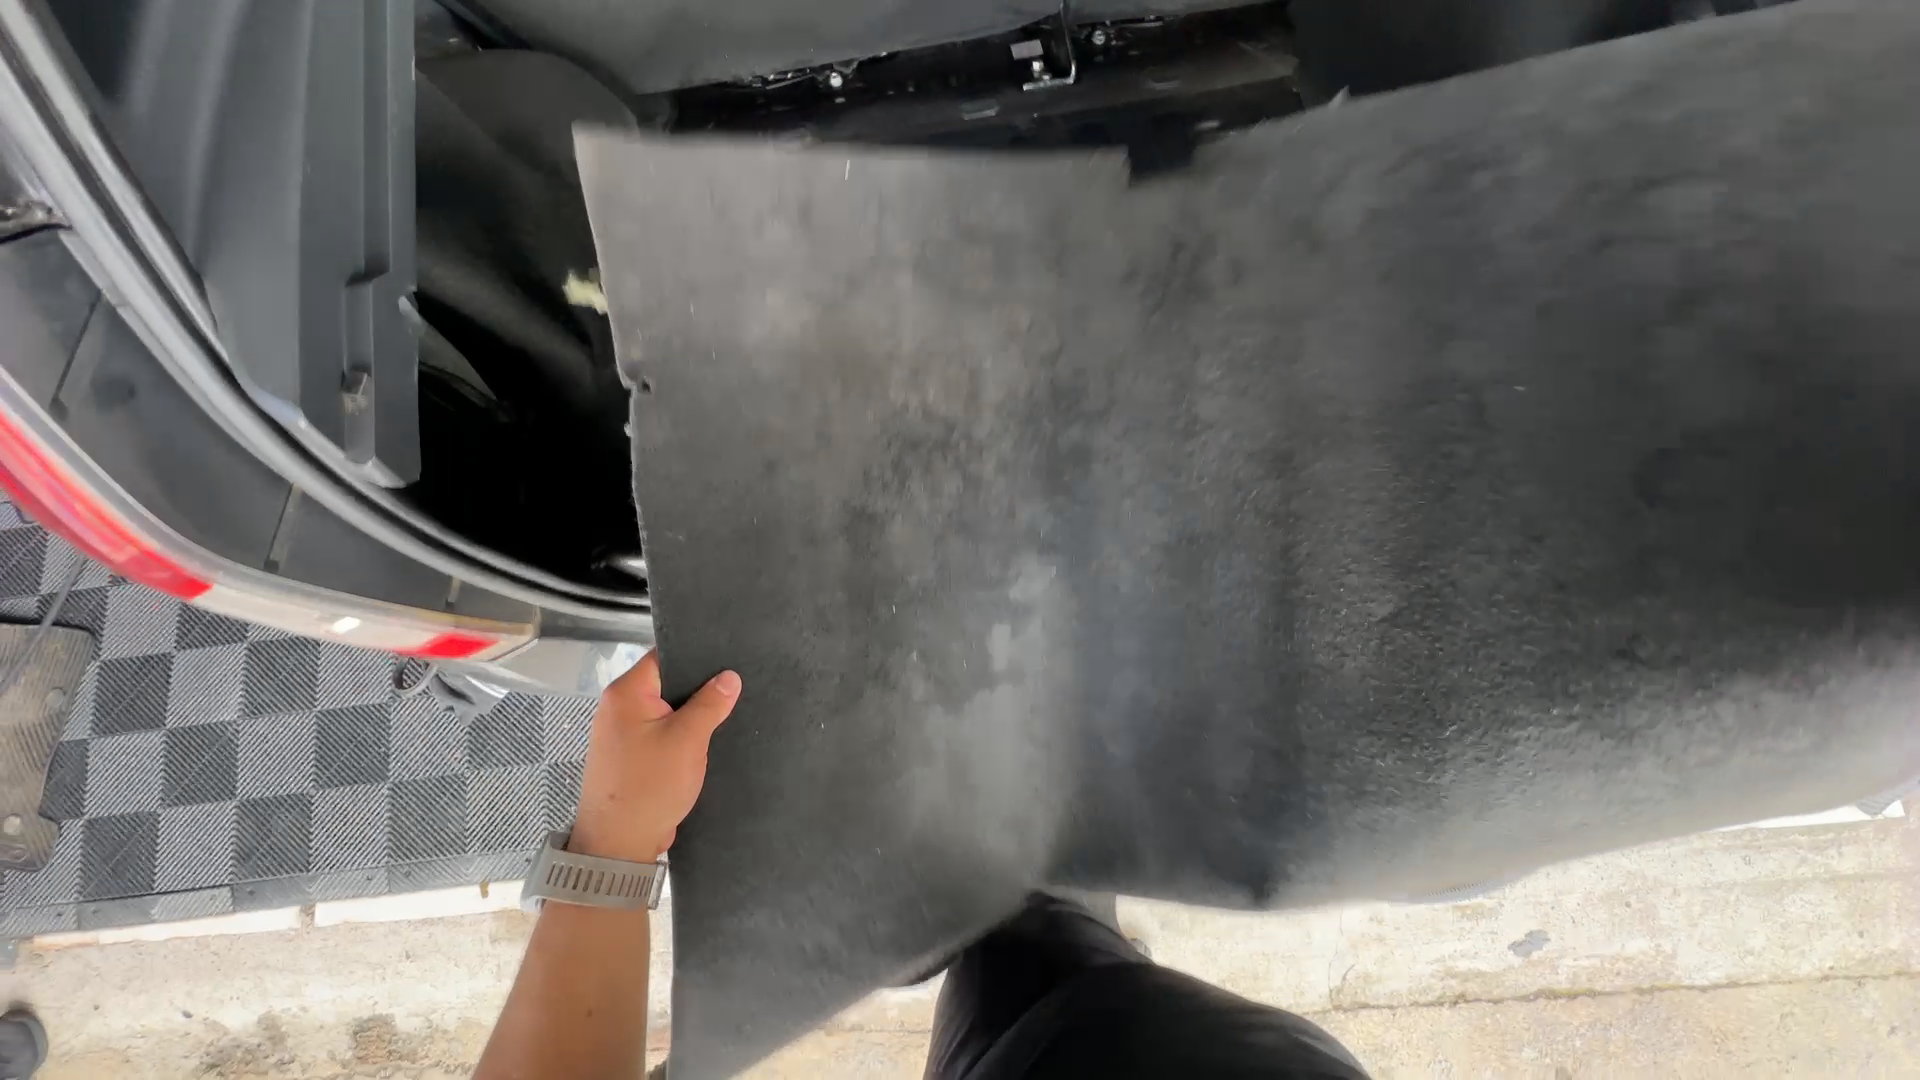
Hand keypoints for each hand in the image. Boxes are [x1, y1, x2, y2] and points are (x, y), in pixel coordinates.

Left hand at [567, 651, 739, 861]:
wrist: (619, 845)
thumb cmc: (650, 784)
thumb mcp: (688, 739)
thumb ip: (710, 703)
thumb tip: (730, 676)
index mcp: (626, 693)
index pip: (664, 657)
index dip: (697, 654)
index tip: (730, 654)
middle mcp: (619, 707)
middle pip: (668, 682)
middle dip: (700, 686)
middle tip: (738, 681)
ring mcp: (625, 733)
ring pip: (668, 709)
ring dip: (694, 713)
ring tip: (731, 705)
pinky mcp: (634, 755)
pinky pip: (664, 732)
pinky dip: (685, 733)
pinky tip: (711, 735)